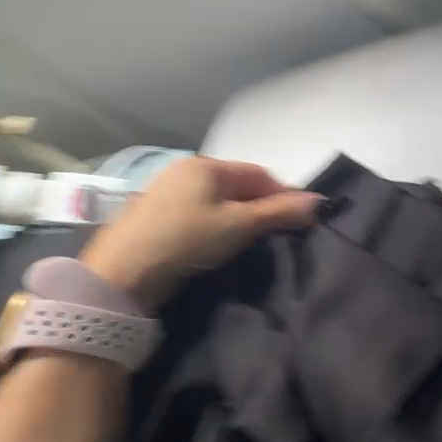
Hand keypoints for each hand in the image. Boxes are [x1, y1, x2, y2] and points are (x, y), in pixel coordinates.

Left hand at [79, 157, 319, 311]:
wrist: (120, 275)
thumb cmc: (187, 239)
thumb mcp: (241, 225)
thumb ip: (282, 211)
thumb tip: (321, 201)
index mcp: (205, 165)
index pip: (260, 174)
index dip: (285, 195)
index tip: (300, 220)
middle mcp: (185, 171)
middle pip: (239, 186)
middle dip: (263, 207)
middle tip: (278, 233)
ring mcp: (166, 192)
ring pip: (220, 201)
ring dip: (242, 218)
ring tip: (251, 241)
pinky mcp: (155, 215)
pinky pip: (201, 212)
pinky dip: (218, 224)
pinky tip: (220, 244)